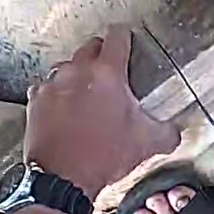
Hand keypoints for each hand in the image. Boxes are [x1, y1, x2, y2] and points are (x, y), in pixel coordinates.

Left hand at [24, 27, 178, 197]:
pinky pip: (49, 88)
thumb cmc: (104, 156)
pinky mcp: (36, 100)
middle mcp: (77, 71)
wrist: (64, 177)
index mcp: (107, 74)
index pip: (117, 37)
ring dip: (79, 75)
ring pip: (68, 67)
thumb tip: (177, 131)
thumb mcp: (148, 144)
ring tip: (89, 95)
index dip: (125, 37)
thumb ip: (168, 132)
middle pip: (90, 47)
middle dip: (101, 55)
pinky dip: (59, 94)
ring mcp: (52, 84)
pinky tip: (68, 110)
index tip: (127, 39)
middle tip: (112, 72)